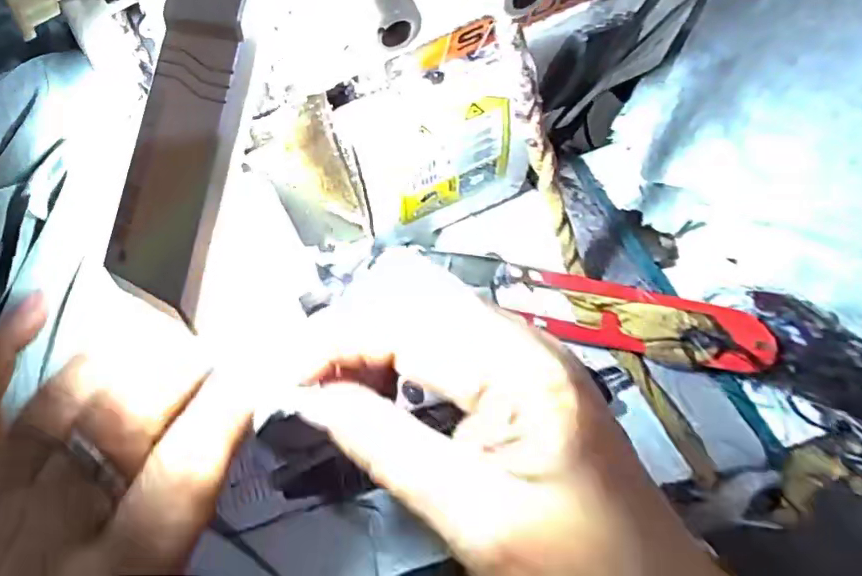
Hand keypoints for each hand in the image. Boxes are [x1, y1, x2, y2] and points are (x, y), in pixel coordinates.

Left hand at [0, 293, 253, 575]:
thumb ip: (170, 544)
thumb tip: (205, 457)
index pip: (175, 485)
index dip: (213, 424)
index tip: (241, 380)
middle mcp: (51, 522)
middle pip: (117, 428)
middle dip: (166, 377)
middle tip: (199, 347)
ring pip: (59, 403)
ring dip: (111, 360)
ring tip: (150, 331)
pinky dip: (1, 344)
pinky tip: (37, 300)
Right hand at [286, 251, 723, 575]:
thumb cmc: (580, 569)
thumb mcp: (476, 519)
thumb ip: (382, 444)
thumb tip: (306, 394)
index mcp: (519, 366)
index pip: (394, 326)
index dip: (328, 344)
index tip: (281, 375)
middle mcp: (520, 338)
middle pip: (399, 311)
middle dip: (341, 342)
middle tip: (299, 382)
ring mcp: (521, 350)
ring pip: (409, 320)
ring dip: (361, 349)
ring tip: (326, 385)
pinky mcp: (516, 370)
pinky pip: (431, 342)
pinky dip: (390, 359)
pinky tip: (372, 388)